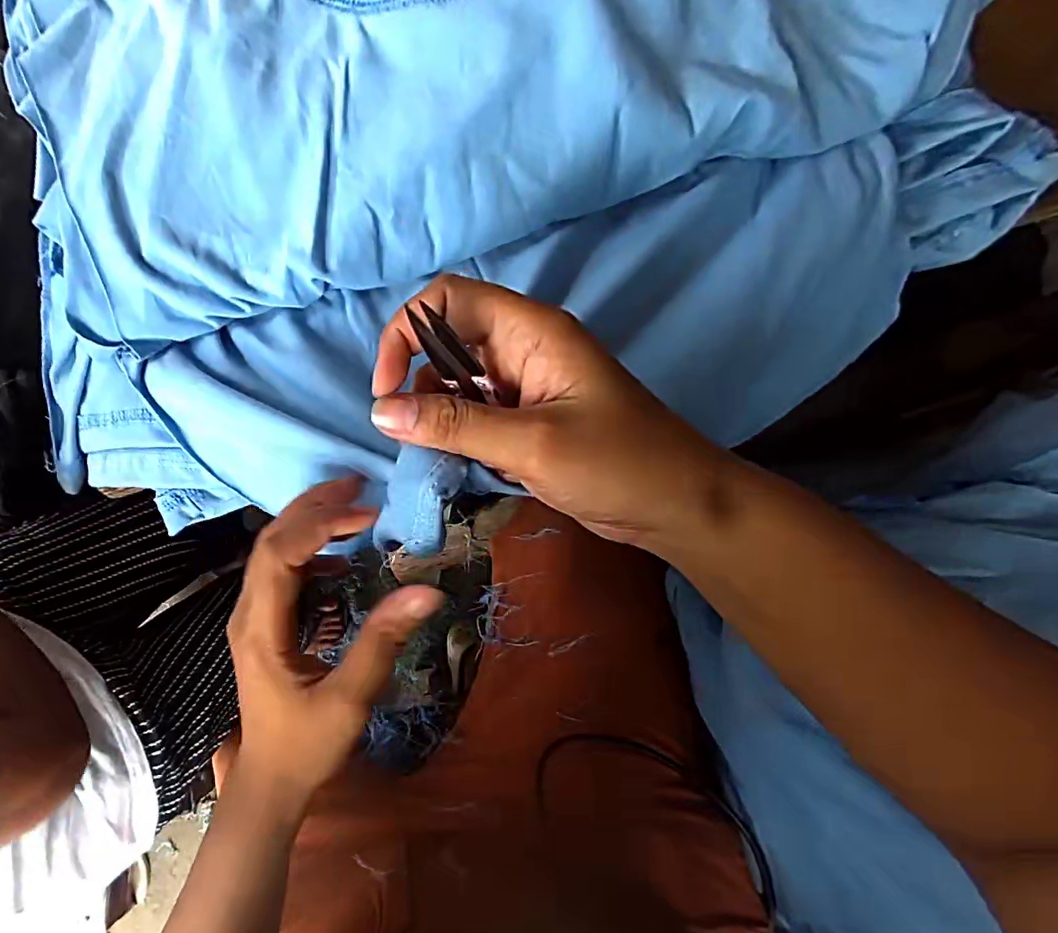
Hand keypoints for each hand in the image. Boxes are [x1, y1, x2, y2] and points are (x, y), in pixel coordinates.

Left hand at [227, 477, 442, 804]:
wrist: (271, 780)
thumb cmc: (306, 747)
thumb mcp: (349, 699)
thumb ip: (382, 642)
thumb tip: (425, 591)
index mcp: (260, 628)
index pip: (278, 554)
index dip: (318, 523)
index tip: (365, 512)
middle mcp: (248, 614)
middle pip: (269, 542)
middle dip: (312, 509)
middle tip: (357, 486)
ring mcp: (252, 618)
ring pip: (272, 553)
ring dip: (308, 524)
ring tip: (352, 508)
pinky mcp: (264, 625)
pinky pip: (281, 574)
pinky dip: (309, 553)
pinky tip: (341, 558)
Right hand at [370, 275, 742, 545]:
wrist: (677, 506)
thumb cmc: (617, 464)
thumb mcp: (529, 444)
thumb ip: (453, 425)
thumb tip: (380, 411)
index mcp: (530, 331)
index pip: (447, 299)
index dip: (406, 333)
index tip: (387, 390)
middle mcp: (521, 349)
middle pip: (445, 342)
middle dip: (416, 383)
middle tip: (412, 434)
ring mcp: (521, 386)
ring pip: (453, 383)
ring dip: (433, 414)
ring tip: (438, 454)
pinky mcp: (522, 419)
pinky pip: (470, 414)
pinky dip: (453, 434)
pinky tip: (456, 463)